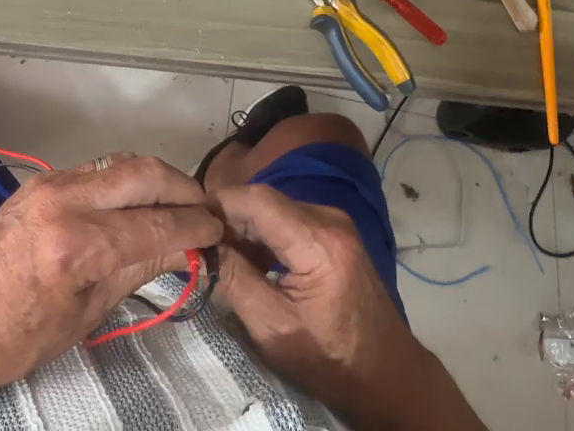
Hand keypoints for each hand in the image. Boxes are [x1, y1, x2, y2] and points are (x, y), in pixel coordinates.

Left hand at [0, 154, 222, 401]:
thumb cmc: (17, 337)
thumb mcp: (87, 313)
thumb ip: (140, 268)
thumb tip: (190, 249)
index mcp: (76, 246)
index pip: (156, 223)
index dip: (195, 226)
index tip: (217, 231)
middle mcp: (65, 202)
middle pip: (144, 173)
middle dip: (183, 188)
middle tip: (205, 210)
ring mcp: (51, 183)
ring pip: (123, 162)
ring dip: (158, 178)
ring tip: (181, 203)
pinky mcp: (42, 180)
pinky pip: (99, 169)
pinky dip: (129, 179)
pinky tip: (143, 200)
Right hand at [216, 185, 482, 430]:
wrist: (386, 374)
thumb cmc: (329, 357)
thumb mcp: (272, 327)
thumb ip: (233, 279)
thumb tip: (196, 245)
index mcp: (318, 240)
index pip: (257, 199)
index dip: (218, 204)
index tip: (186, 222)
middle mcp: (330, 218)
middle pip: (265, 200)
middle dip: (227, 217)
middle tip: (196, 242)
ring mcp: (335, 222)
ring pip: (275, 207)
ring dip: (244, 226)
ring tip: (216, 253)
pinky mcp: (335, 232)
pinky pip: (290, 219)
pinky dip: (264, 233)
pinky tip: (247, 258)